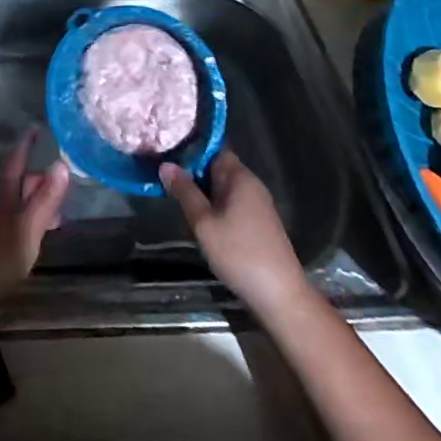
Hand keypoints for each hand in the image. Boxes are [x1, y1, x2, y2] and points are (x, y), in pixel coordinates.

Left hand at [0, 129, 69, 308]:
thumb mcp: (27, 229)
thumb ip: (44, 199)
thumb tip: (61, 163)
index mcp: (5, 197)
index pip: (16, 162)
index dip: (25, 144)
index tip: (35, 127)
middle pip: (17, 183)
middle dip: (37, 176)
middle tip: (61, 176)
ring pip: (16, 203)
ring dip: (36, 200)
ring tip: (59, 209)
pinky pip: (14, 221)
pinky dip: (30, 220)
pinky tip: (38, 235)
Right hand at [160, 149, 308, 312]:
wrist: (280, 296)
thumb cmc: (239, 253)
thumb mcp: (203, 222)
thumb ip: (184, 191)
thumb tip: (166, 165)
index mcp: (240, 178)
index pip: (214, 148)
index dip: (190, 144)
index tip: (166, 144)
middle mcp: (251, 186)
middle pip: (217, 165)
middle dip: (191, 165)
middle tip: (159, 164)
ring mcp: (256, 205)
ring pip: (221, 185)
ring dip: (199, 185)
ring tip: (169, 184)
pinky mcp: (256, 222)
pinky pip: (228, 200)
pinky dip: (210, 200)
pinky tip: (192, 208)